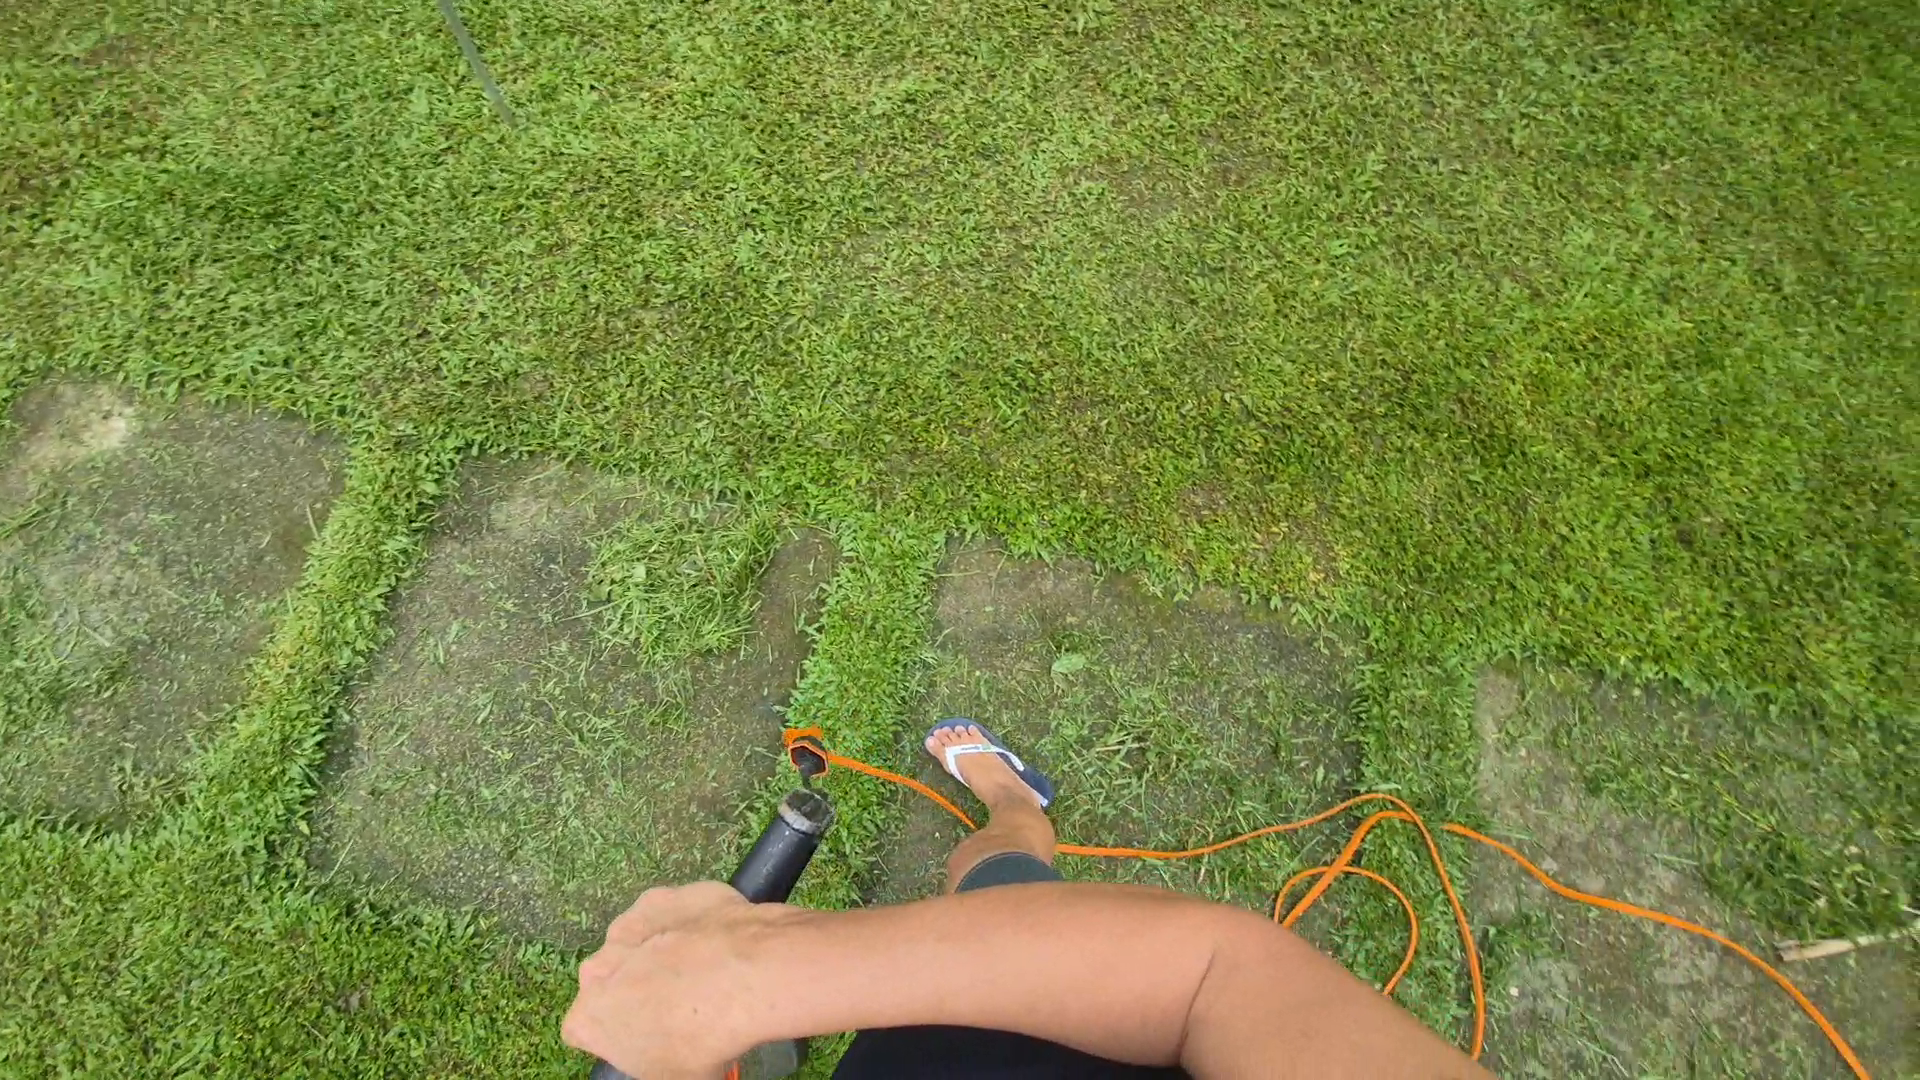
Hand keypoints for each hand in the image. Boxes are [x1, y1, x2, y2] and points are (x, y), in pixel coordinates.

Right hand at [562, 881, 799, 1079]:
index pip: (590, 1027)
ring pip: (642, 937)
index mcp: (588, 1016)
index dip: (621, 1029)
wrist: (745, 974)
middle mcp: (600, 964)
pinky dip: (692, 920)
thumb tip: (669, 1042)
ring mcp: (634, 919)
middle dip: (637, 982)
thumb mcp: (669, 1074)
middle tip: (678, 995)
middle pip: (612, 976)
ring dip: (662, 946)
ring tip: (705, 962)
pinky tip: (718, 934)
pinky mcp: (671, 893)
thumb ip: (651, 1055)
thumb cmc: (701, 1040)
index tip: (650, 1031)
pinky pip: (676, 911)